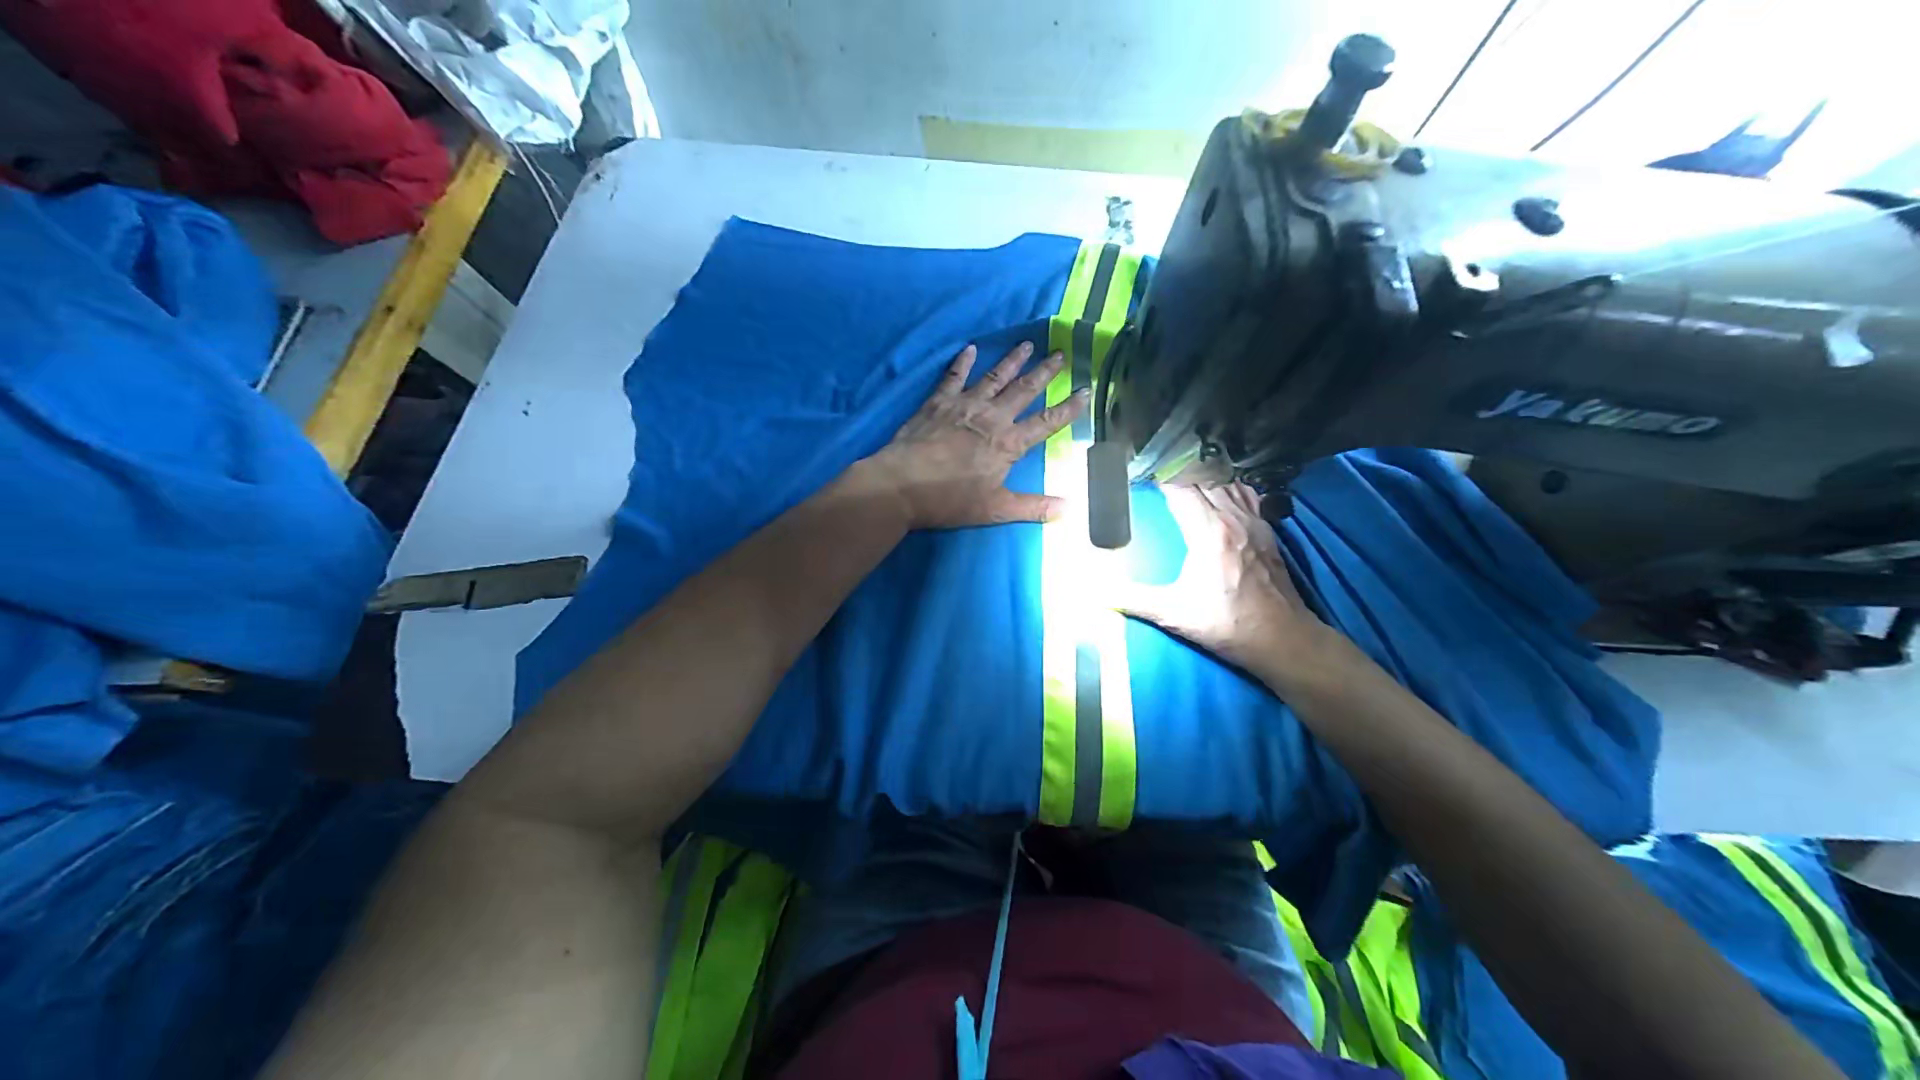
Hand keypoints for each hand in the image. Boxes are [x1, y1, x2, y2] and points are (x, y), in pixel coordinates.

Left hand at [857, 341, 1086, 528]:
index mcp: (1008, 444)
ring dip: (1012, 360)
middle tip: (1060, 354)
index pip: (1046, 423)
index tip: (1085, 391)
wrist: (902, 484)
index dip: (1068, 408)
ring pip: (994, 377)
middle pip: (1023, 391)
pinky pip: (953, 377)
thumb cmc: (949, 500)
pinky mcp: (938, 402)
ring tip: (1026, 344)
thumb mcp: (995, 509)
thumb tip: (1067, 508)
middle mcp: (991, 417)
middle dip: (1044, 373)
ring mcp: (964, 406)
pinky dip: (961, 362)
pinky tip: (969, 348)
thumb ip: (1032, 507)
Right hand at [1115, 483, 1326, 672]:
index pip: (1181, 488)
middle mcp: (1233, 519)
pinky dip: (1230, 486)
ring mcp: (1255, 522)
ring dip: (1205, 477)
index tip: (1142, 476)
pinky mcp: (1268, 531)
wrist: (1281, 638)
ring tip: (1185, 477)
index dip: (1160, 478)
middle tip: (1158, 475)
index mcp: (1209, 532)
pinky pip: (1247, 494)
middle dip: (1179, 473)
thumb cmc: (1226, 624)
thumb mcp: (1173, 614)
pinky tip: (1221, 491)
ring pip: (1228, 483)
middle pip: (1204, 479)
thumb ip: (1133, 600)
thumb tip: (1098, 595)